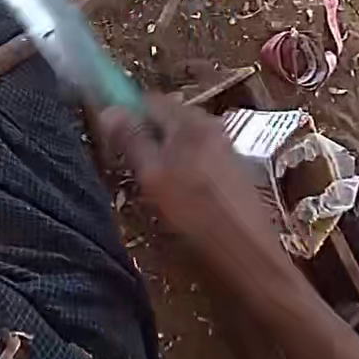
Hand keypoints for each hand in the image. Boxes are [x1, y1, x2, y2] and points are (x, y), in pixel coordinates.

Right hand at [94, 95, 294, 292]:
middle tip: (128, 167)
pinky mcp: (234, 172)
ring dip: (162, 155)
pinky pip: (198, 158)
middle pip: (167, 118)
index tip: (109, 140)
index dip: (125, 113)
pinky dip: (182, 169)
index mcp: (192, 120)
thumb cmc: (197, 218)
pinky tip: (179, 199)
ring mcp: (226, 148)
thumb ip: (131, 140)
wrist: (250, 258)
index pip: (149, 99)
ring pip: (182, 140)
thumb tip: (109, 111)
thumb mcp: (154, 178)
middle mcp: (212, 126)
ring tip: (151, 187)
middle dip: (144, 136)